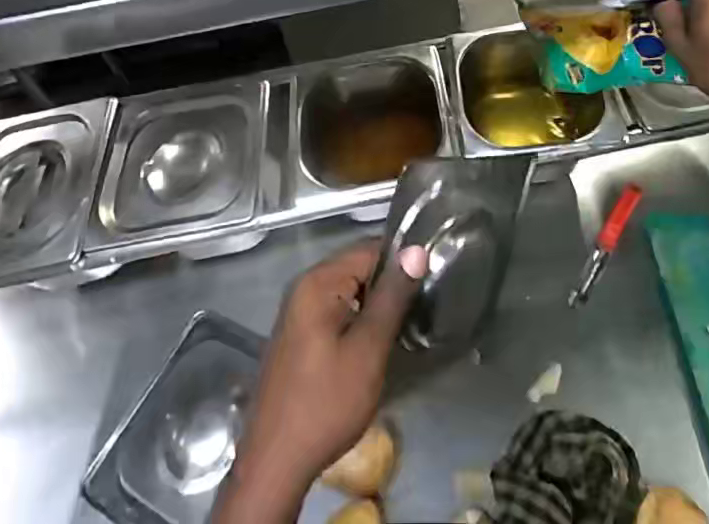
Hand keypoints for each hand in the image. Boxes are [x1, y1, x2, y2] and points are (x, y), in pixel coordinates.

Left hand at [214, 240, 427, 522]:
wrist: (277, 459)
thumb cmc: (326, 402)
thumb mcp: (368, 350)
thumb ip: (391, 298)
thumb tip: (415, 250)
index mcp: (318, 282)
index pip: (368, 251)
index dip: (401, 262)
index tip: (432, 282)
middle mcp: (303, 287)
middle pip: (356, 268)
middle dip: (389, 284)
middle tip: (424, 308)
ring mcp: (298, 311)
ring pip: (347, 291)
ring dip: (375, 305)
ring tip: (407, 326)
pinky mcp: (299, 334)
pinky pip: (336, 310)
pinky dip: (358, 319)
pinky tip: (377, 343)